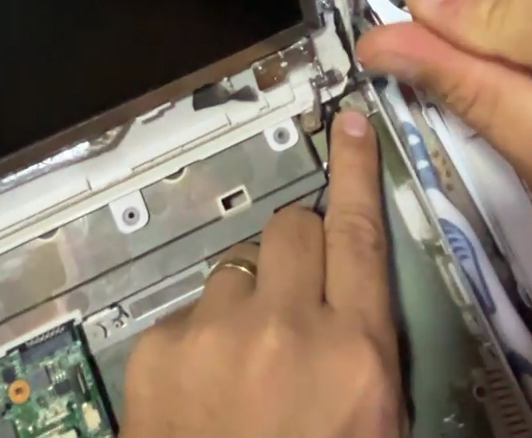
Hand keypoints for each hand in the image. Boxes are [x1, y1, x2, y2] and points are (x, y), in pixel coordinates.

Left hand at [122, 110, 401, 437]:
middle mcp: (286, 328)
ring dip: (249, 297)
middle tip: (298, 299)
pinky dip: (202, 338)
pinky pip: (191, 311)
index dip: (356, 172)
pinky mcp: (159, 346)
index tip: (349, 123)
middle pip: (293, 227)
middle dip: (300, 250)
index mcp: (355, 356)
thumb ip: (365, 353)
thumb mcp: (372, 425)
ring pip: (239, 264)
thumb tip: (349, 294)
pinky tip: (201, 393)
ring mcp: (215, 332)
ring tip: (245, 360)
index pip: (359, 235)